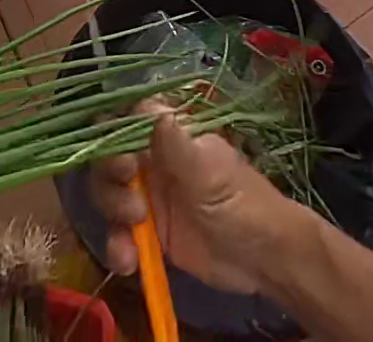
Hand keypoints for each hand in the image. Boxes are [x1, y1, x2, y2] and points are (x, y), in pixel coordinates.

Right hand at [91, 110, 312, 294]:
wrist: (263, 258)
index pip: (128, 120)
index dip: (114, 136)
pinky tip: (130, 264)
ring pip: (109, 195)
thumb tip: (151, 108)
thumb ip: (177, 146)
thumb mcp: (209, 174)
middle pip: (110, 158)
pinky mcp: (148, 232)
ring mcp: (150, 196)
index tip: (124, 164)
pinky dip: (117, 248)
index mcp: (170, 137)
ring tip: (132, 241)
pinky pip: (118, 234)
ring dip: (112, 216)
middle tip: (133, 207)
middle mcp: (154, 161)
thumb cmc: (242, 203)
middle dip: (110, 181)